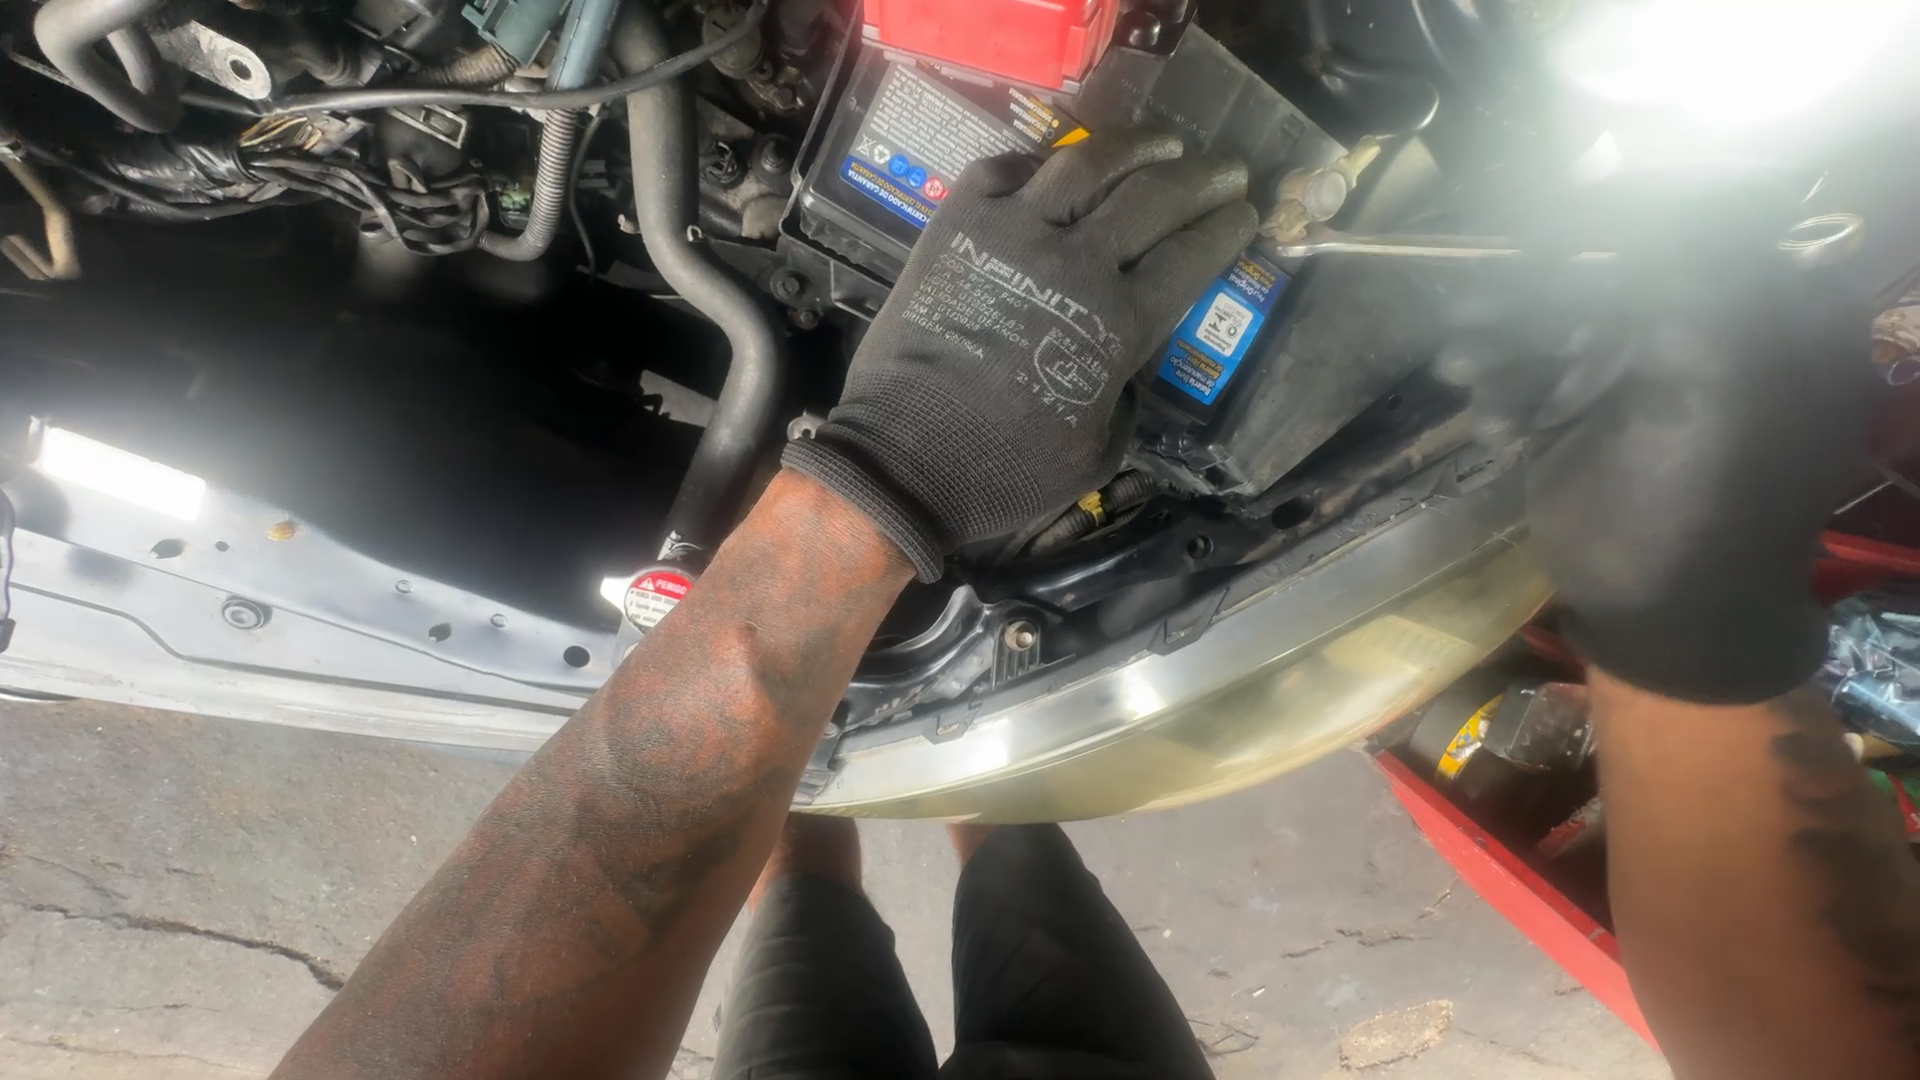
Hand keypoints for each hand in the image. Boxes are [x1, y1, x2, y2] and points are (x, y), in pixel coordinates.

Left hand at [783, 132, 1256, 580]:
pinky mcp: (956, 228)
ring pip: (1086, 164)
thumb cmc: (1003, 473)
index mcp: (1118, 326)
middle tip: (1227, 169)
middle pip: (1153, 198)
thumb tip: (1128, 361)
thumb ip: (1126, 398)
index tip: (1247, 213)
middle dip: (1203, 178)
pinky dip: (1039, 162)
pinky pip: (1004, 170)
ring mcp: (1010, 234)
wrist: (902, 462)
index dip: (1226, 231)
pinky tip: (1058, 166)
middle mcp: (1073, 263)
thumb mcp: (1094, 456)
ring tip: (1165, 142)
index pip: (1191, 258)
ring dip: (1137, 146)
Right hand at [1441, 236, 1875, 703]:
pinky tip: (1495, 426)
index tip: (1538, 235)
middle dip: (1534, 297)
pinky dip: (1501, 395)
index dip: (1610, 230)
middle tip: (1470, 311)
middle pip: (1603, 281)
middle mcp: (1695, 337)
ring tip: (1462, 369)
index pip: (1686, 235)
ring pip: (1550, 332)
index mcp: (1761, 317)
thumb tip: (1633, 215)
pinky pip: (1526, 381)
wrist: (1652, 605)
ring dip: (1502, 347)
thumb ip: (1690, 293)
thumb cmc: (1701, 503)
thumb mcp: (1716, 389)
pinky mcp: (1574, 417)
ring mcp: (1628, 380)